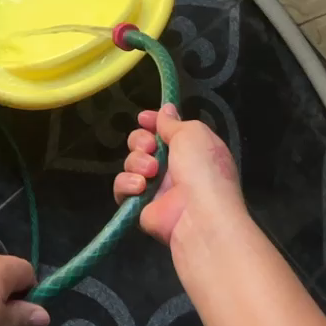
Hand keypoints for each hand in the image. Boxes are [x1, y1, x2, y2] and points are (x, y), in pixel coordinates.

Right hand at [113, 103, 245, 246]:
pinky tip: (140, 187)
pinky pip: (123, 188)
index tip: (143, 118)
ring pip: (132, 163)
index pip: (165, 130)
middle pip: (143, 144)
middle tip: (150, 147)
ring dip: (137, 162)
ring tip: (152, 171)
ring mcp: (157, 188)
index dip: (153, 122)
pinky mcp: (141, 206)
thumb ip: (173, 122)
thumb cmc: (202, 170)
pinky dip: (127, 184)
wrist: (200, 217)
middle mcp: (174, 168)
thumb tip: (167, 108)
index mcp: (191, 150)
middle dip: (141, 140)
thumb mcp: (192, 134)